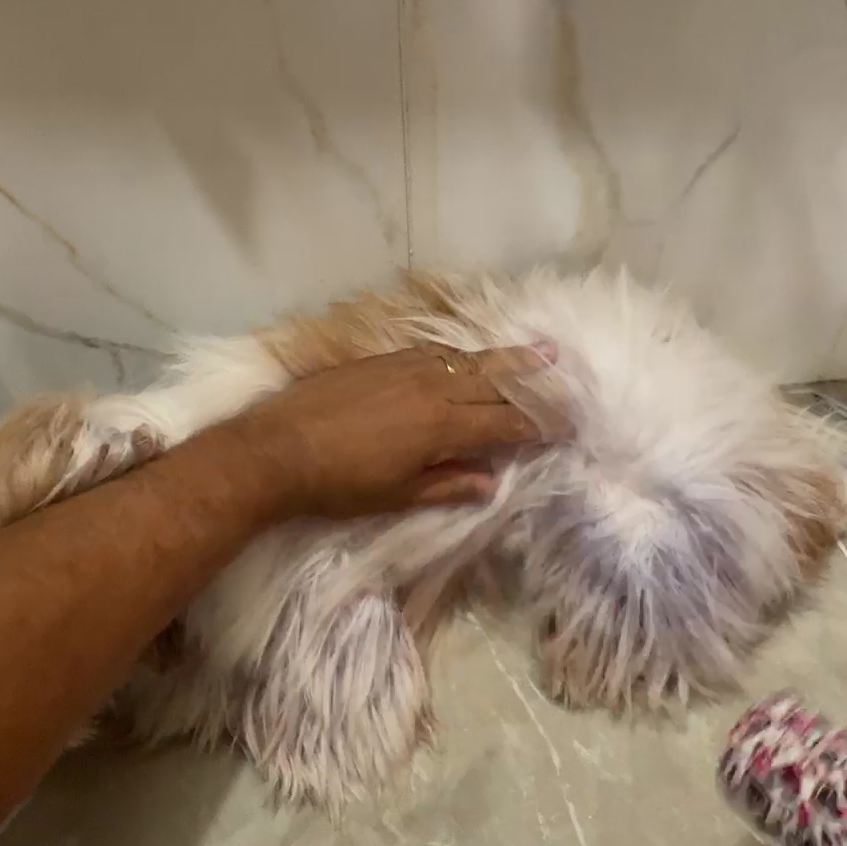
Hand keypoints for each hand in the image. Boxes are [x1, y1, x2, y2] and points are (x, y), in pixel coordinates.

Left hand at [225, 343, 558, 521]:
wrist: (276, 448)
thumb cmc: (339, 484)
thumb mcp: (398, 495)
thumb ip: (448, 486)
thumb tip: (490, 483)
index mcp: (441, 426)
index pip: (502, 424)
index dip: (537, 426)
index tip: (566, 426)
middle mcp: (434, 388)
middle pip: (495, 387)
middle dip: (535, 390)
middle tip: (570, 387)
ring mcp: (409, 367)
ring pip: (471, 361)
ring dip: (509, 360)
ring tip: (544, 350)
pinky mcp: (386, 359)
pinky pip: (438, 352)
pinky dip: (464, 356)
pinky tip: (473, 356)